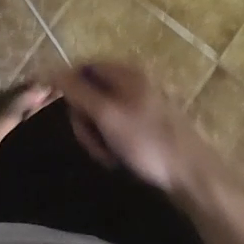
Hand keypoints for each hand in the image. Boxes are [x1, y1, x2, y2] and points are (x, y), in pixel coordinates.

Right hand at [56, 62, 217, 199]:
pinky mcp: (149, 125)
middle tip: (92, 142)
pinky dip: (111, 140)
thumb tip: (51, 69)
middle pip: (90, 91)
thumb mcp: (106, 115)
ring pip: (101, 112)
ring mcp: (143, 103)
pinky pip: (117, 125)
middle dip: (84, 118)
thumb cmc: (148, 142)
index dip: (68, 87)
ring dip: (96, 134)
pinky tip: (118, 158)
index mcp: (127, 72)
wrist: (193, 175)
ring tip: (107, 154)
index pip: (82, 67)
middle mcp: (135, 81)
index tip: (64, 112)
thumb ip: (77, 91)